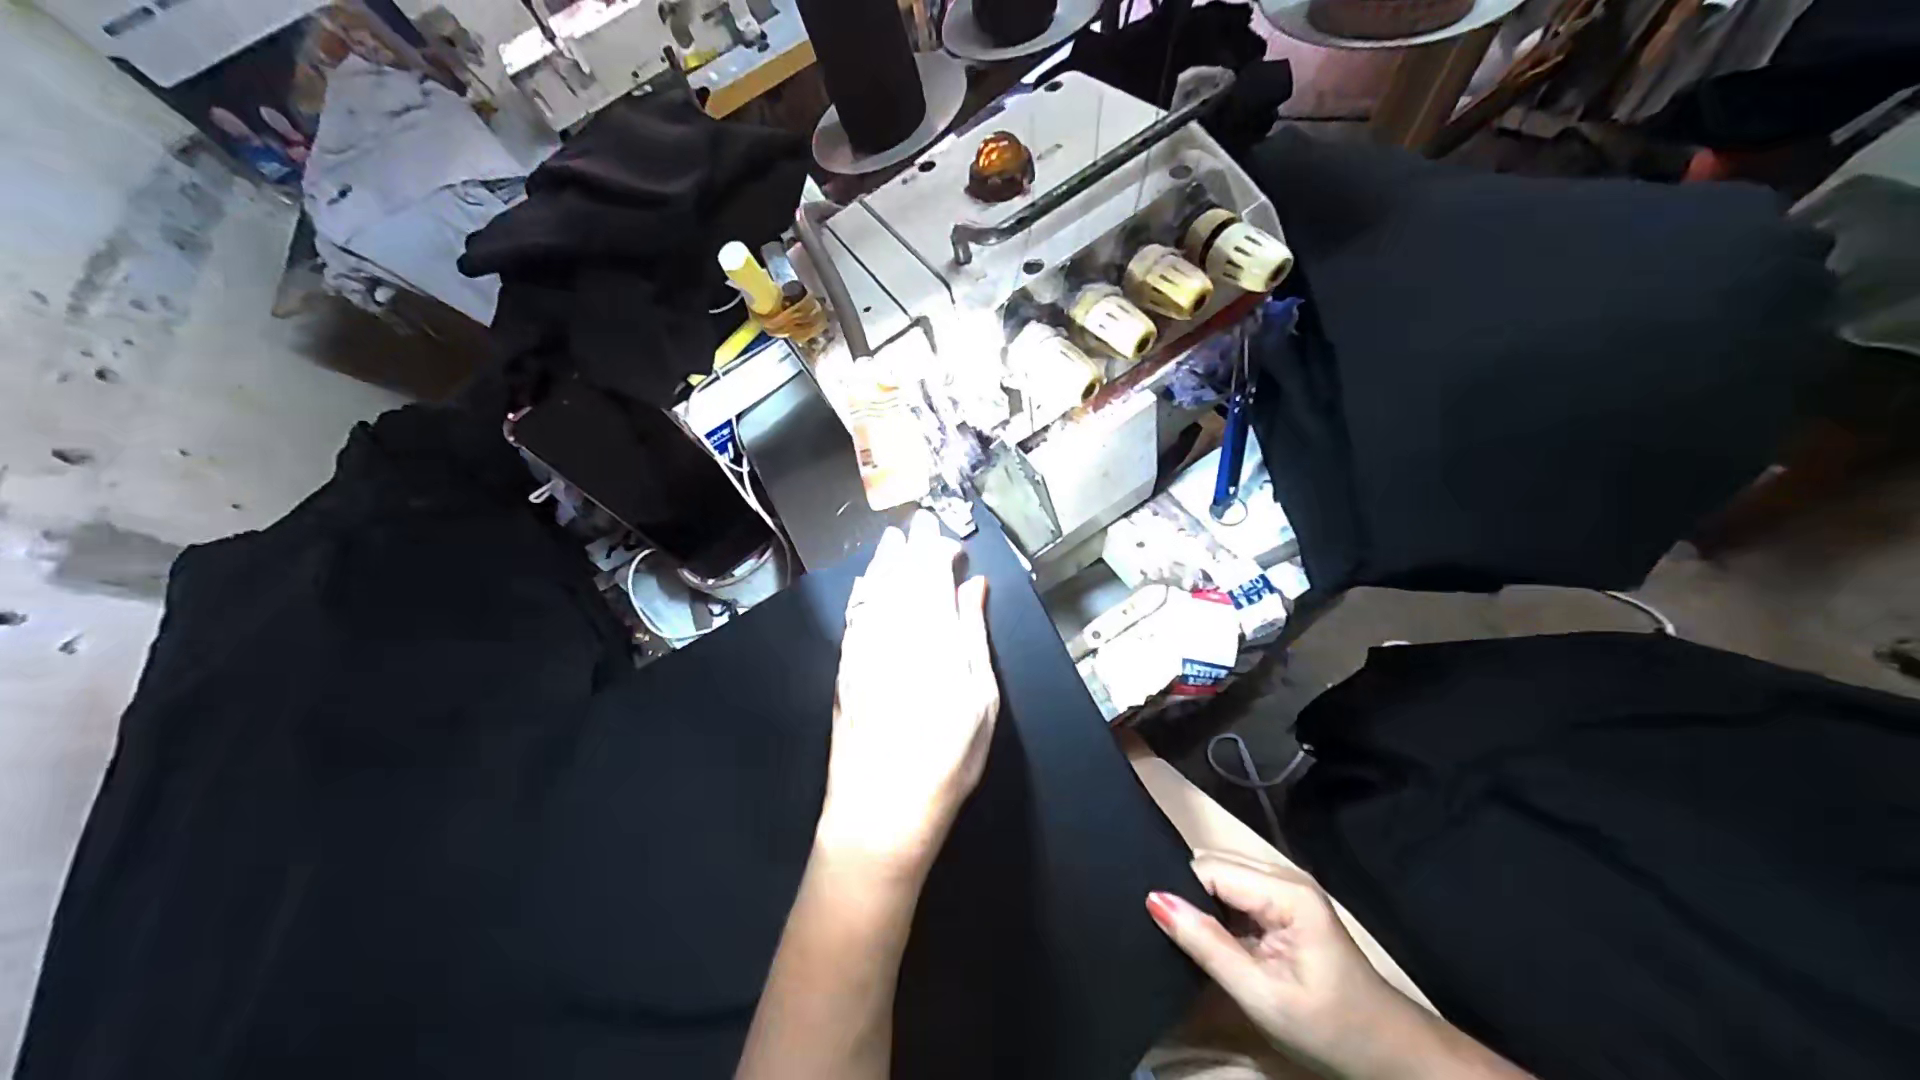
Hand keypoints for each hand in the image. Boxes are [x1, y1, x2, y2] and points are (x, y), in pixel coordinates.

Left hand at [815, 511, 998, 878]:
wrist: (880, 809)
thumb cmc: (946, 760)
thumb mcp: (981, 699)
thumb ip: (972, 635)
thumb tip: (972, 587)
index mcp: (932, 635)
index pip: (932, 575)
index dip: (939, 550)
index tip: (949, 538)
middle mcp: (893, 631)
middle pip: (900, 575)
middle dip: (909, 545)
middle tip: (916, 522)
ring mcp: (863, 647)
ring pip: (872, 590)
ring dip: (882, 562)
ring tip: (891, 541)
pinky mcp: (845, 666)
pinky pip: (853, 615)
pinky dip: (861, 592)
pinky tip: (865, 584)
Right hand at [1148, 852, 1527, 1079]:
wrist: (1393, 1059)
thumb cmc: (1332, 1032)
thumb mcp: (1263, 996)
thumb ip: (1207, 945)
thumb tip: (1154, 900)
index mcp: (1286, 891)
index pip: (1210, 869)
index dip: (1180, 891)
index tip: (1156, 922)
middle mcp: (1284, 876)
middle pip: (1214, 867)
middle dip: (1186, 893)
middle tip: (1165, 932)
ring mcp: (1285, 888)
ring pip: (1220, 877)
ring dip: (1200, 904)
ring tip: (1182, 935)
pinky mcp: (1282, 905)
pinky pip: (1234, 893)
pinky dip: (1216, 912)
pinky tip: (1207, 937)